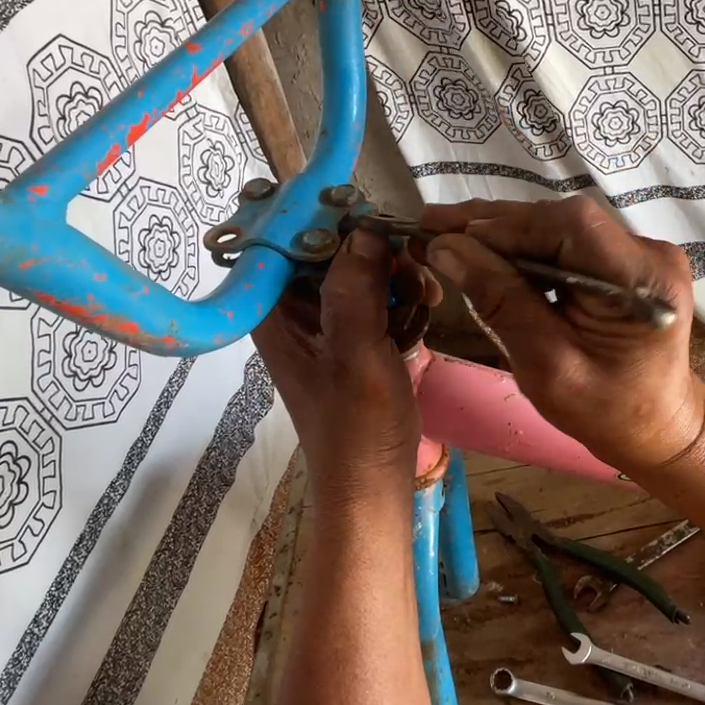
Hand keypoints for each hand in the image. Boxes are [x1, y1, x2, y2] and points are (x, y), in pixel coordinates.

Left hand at [253, 229, 439, 496]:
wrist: (375, 485)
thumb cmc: (358, 430)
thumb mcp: (358, 357)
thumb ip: (356, 292)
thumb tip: (364, 230)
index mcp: (278, 313)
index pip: (288, 240)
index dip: (327, 220)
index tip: (373, 219)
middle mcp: (298, 311)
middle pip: (334, 249)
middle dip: (378, 254)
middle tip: (412, 277)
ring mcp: (330, 324)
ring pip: (364, 270)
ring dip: (399, 278)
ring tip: (426, 305)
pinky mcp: (358, 337)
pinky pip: (381, 297)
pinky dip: (405, 301)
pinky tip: (424, 319)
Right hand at [418, 197, 704, 472]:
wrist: (657, 428)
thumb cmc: (605, 413)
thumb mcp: (546, 366)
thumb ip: (501, 302)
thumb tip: (446, 248)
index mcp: (642, 282)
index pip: (571, 226)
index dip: (506, 225)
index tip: (448, 235)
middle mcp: (648, 254)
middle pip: (563, 221)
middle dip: (495, 225)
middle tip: (430, 224)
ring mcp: (639, 254)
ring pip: (560, 228)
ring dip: (504, 234)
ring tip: (446, 235)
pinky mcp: (625, 261)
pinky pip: (568, 243)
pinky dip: (525, 249)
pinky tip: (486, 253)